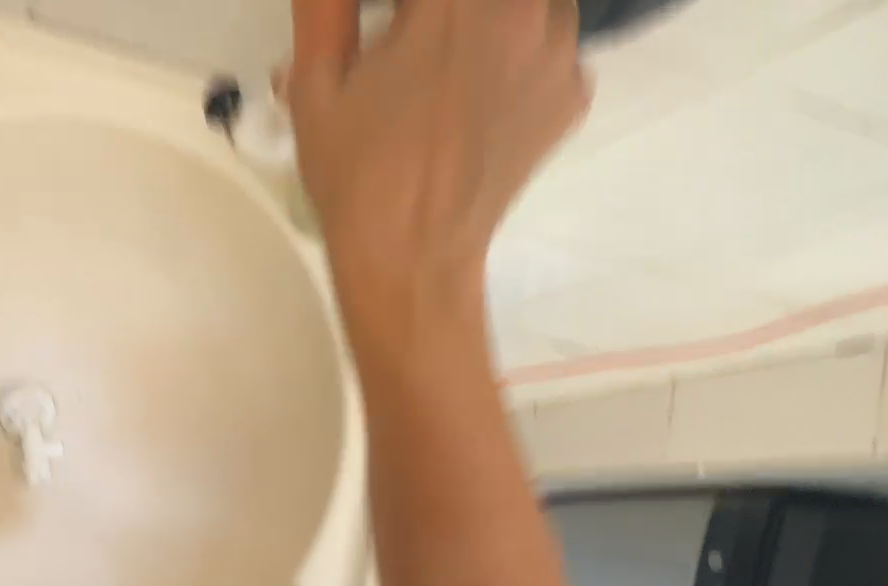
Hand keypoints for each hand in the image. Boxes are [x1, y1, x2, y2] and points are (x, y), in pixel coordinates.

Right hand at [288, 0, 589, 300]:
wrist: (409, 257)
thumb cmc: (353, 176)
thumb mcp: (315, 90)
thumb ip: (322, 11)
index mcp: (452, 1)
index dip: (406, 10)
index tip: (391, 27)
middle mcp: (523, 6)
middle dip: (443, 14)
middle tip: (412, 49)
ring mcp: (560, 48)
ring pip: (527, 6)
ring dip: (488, 23)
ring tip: (446, 79)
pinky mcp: (573, 91)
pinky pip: (547, 50)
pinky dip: (514, 64)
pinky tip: (474, 110)